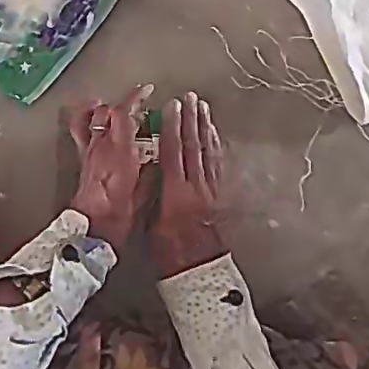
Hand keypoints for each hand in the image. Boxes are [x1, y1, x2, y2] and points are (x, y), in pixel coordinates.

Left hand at [67, 85, 151, 245]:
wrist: (91, 231)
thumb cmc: (118, 216)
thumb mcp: (144, 194)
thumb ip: (152, 171)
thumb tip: (159, 158)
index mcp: (120, 153)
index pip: (123, 113)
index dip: (136, 98)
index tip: (149, 91)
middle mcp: (102, 147)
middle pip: (109, 111)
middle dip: (128, 103)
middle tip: (143, 106)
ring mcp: (90, 150)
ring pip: (95, 116)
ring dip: (108, 108)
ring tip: (120, 108)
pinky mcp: (83, 157)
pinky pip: (79, 129)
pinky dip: (85, 115)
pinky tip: (93, 111)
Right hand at [152, 91, 226, 278]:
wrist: (200, 271)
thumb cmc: (171, 253)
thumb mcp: (153, 225)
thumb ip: (153, 196)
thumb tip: (151, 172)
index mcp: (176, 193)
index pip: (174, 152)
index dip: (173, 127)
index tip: (172, 106)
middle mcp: (196, 186)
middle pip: (193, 146)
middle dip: (191, 119)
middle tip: (190, 97)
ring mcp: (210, 189)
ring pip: (207, 151)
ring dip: (204, 127)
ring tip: (203, 107)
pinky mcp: (217, 194)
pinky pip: (217, 163)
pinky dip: (214, 145)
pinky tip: (213, 134)